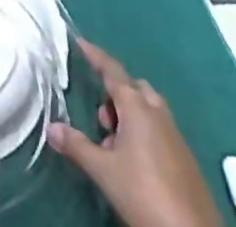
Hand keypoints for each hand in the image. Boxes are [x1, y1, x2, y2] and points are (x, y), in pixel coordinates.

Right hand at [47, 38, 222, 226]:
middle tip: (100, 118)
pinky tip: (130, 162)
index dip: (96, 56)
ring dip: (127, 115)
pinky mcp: (183, 156)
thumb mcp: (103, 170)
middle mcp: (158, 114)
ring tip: (110, 144)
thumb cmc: (143, 193)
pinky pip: (158, 129)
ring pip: (147, 109)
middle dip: (114, 94)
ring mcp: (174, 135)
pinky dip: (141, 133)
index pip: (113, 71)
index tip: (80, 42)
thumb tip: (52, 127)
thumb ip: (77, 146)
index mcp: (137, 108)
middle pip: (134, 88)